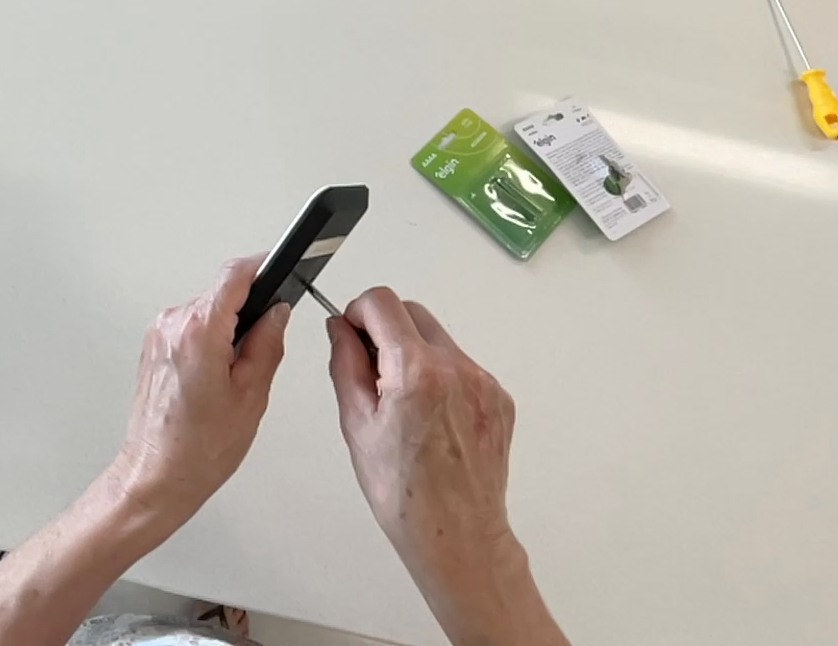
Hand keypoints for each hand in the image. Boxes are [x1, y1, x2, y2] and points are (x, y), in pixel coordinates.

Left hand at [104, 256, 290, 535]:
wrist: (154, 476)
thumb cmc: (198, 449)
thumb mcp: (251, 396)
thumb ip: (268, 343)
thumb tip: (277, 312)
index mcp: (199, 330)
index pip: (235, 274)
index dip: (264, 266)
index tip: (281, 268)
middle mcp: (174, 323)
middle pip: (222, 292)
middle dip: (249, 310)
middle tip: (264, 347)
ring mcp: (159, 332)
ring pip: (207, 309)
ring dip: (227, 328)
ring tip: (234, 375)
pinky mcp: (154, 343)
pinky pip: (191, 325)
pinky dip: (209, 339)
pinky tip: (215, 376)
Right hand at [328, 288, 566, 645]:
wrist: (457, 536)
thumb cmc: (405, 493)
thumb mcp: (355, 421)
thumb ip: (344, 360)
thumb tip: (339, 327)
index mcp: (416, 371)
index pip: (382, 302)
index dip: (358, 311)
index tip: (351, 330)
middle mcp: (456, 368)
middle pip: (411, 311)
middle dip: (385, 328)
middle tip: (371, 366)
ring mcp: (482, 382)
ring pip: (436, 337)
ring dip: (413, 351)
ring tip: (401, 398)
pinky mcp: (498, 397)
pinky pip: (459, 364)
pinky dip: (438, 374)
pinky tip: (428, 413)